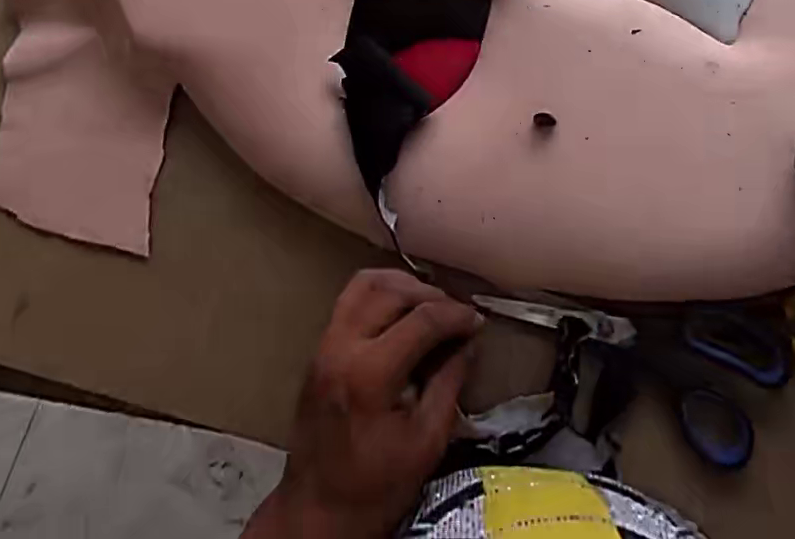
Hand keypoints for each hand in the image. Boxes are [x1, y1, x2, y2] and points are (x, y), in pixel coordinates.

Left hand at [243, 269, 481, 538]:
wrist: (317, 510)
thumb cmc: (375, 486)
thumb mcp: (426, 442)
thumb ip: (449, 384)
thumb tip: (469, 342)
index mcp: (369, 374)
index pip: (421, 320)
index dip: (455, 315)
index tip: (477, 320)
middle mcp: (341, 346)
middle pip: (392, 292)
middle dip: (432, 295)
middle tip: (457, 312)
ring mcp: (325, 342)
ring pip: (365, 284)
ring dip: (402, 284)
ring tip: (431, 302)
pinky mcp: (319, 346)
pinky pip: (349, 298)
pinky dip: (378, 291)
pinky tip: (401, 306)